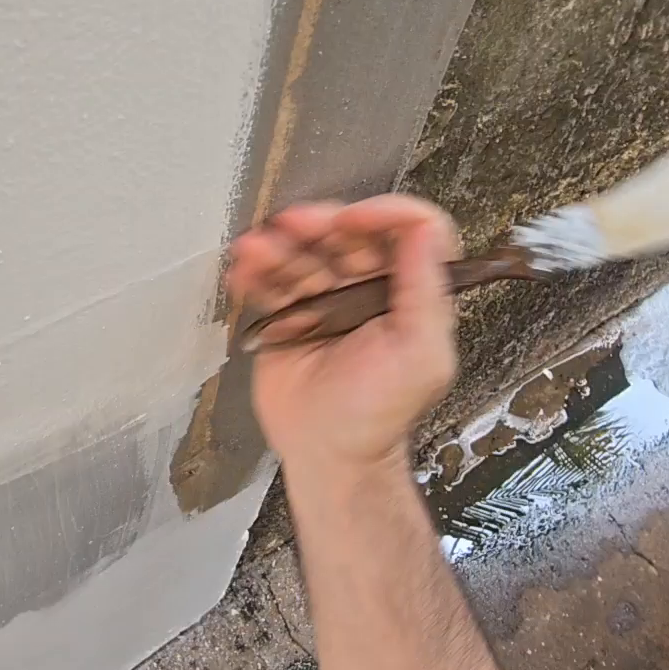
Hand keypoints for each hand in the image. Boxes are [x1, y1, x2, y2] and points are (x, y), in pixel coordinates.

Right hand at [225, 195, 460, 483]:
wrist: (326, 455)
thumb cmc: (377, 414)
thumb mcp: (419, 357)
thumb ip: (425, 294)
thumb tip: (425, 231)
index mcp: (408, 292)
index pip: (409, 231)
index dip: (385, 214)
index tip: (354, 219)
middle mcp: (368, 288)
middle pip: (348, 234)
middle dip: (321, 222)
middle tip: (293, 223)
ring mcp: (325, 299)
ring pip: (304, 254)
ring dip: (278, 245)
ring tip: (254, 248)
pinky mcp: (289, 314)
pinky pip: (271, 282)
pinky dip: (255, 271)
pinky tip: (242, 270)